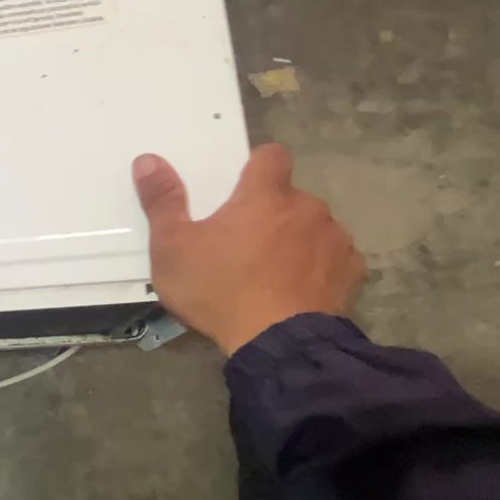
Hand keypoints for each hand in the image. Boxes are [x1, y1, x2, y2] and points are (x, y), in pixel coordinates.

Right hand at [133, 144, 364, 355]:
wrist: (276, 343)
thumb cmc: (219, 289)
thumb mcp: (172, 248)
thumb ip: (162, 202)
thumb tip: (148, 160)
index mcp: (264, 196)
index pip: (271, 156)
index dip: (256, 165)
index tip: (239, 186)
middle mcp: (307, 208)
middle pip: (288, 197)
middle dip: (268, 213)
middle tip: (239, 243)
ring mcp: (334, 240)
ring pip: (311, 227)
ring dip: (293, 239)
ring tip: (267, 273)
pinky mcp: (351, 272)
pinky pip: (331, 258)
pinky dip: (314, 268)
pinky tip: (293, 290)